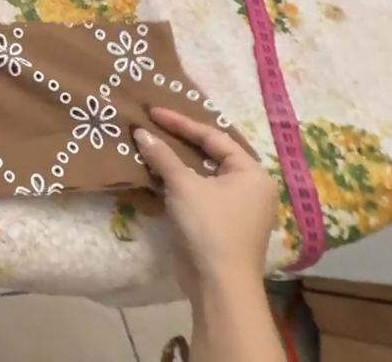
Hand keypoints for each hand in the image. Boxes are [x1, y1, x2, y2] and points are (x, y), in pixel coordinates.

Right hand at [135, 106, 277, 300]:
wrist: (219, 281)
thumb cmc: (209, 225)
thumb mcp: (183, 185)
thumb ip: (162, 155)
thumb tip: (140, 131)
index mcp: (251, 174)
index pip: (214, 136)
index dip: (181, 122)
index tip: (152, 111)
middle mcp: (250, 186)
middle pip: (211, 152)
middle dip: (180, 137)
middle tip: (152, 122)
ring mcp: (237, 204)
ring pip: (203, 170)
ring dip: (176, 157)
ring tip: (151, 142)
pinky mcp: (221, 219)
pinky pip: (198, 187)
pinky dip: (178, 176)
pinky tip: (157, 170)